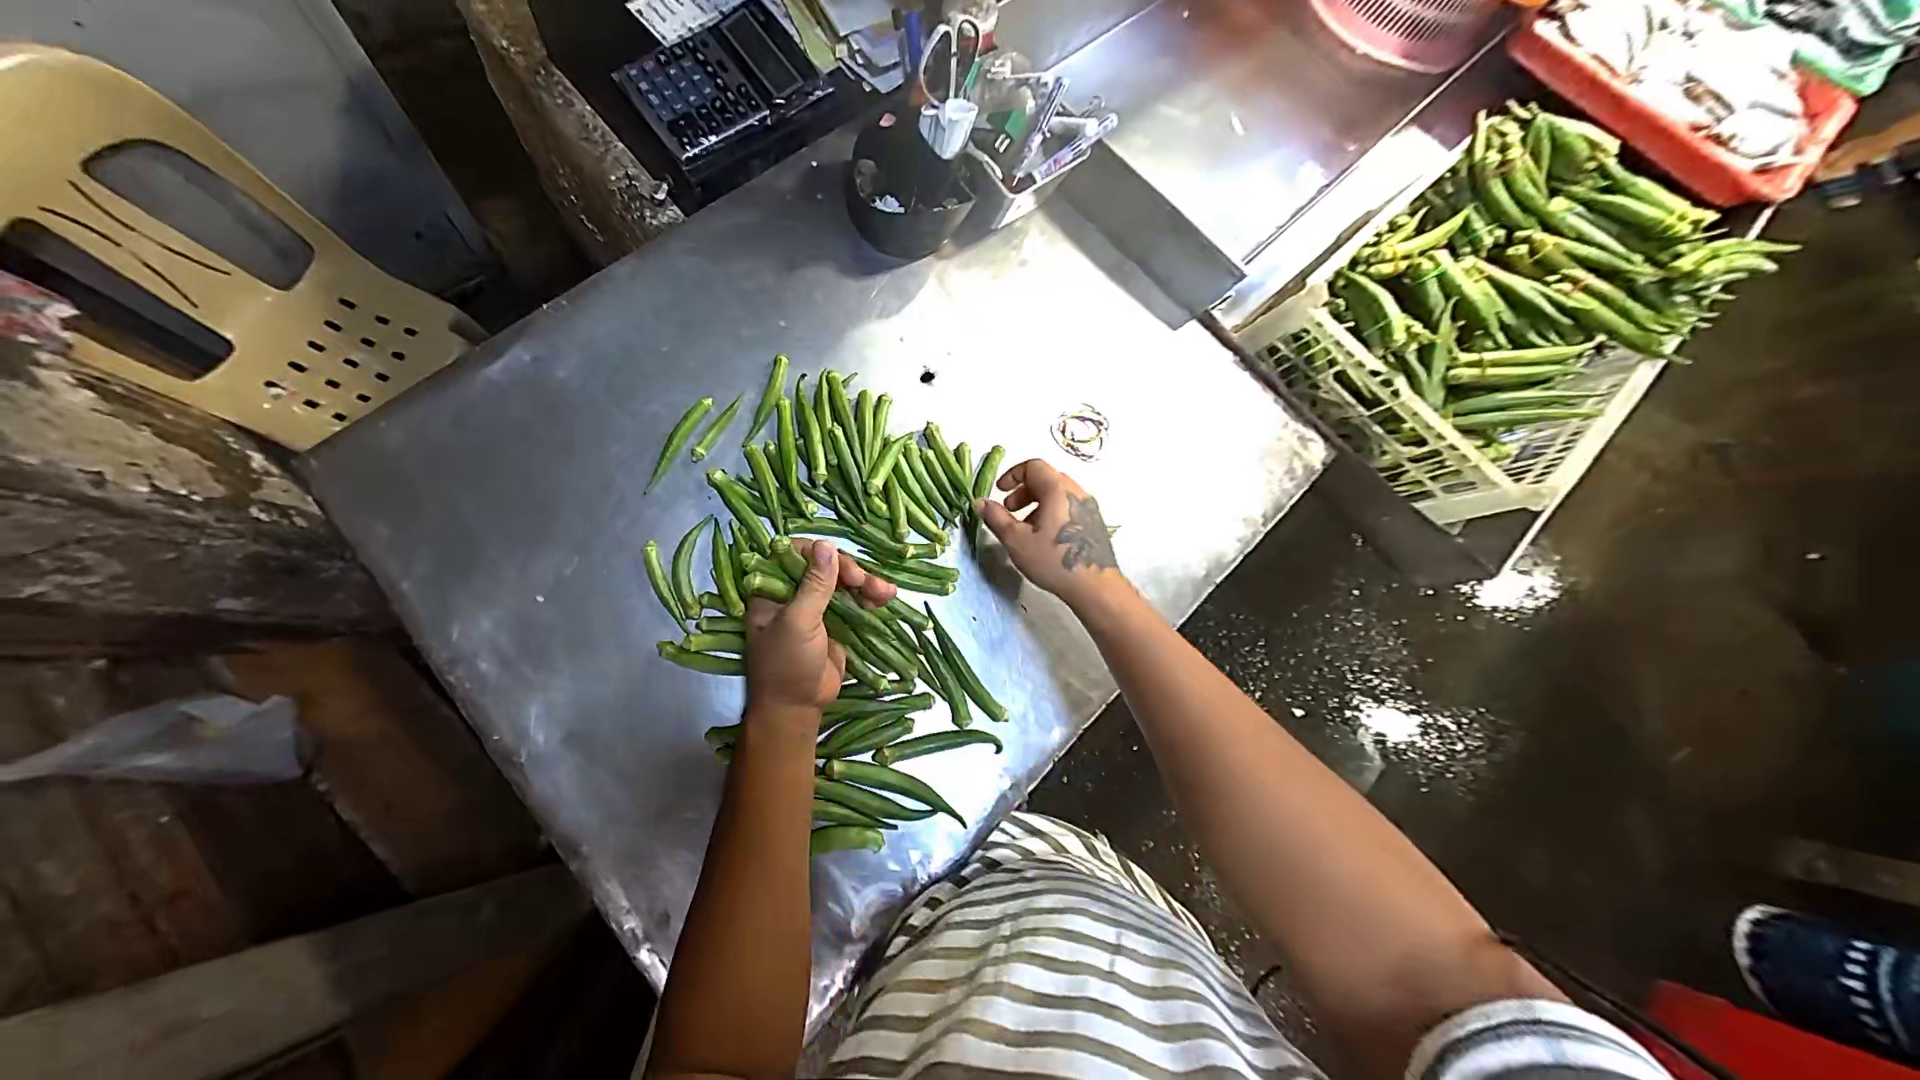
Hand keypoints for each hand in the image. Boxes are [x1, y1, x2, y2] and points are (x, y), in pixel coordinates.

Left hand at [745, 539, 895, 717]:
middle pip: (825, 566)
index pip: (795, 553)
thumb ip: (815, 584)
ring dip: (866, 584)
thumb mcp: (798, 621)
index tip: (840, 564)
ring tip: (885, 593)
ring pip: (844, 583)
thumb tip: (826, 544)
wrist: (797, 707)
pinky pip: (856, 602)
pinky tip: (886, 598)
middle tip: (865, 583)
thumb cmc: (785, 664)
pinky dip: (871, 598)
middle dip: (850, 571)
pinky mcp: (837, 622)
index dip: (820, 553)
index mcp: (772, 588)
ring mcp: (817, 607)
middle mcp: (793, 592)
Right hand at [977, 459, 1130, 611]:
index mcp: (1058, 489)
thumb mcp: (1016, 540)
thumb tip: (980, 502)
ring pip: (1057, 495)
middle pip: (1046, 479)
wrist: (1094, 586)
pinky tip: (1043, 538)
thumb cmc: (1053, 560)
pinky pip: (1068, 508)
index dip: (1012, 475)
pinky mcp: (1094, 524)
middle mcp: (1076, 492)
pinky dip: (1051, 513)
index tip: (1000, 491)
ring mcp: (1089, 508)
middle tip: (1009, 510)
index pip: (1034, 466)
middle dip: (1023, 491)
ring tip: (1024, 528)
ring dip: (1036, 504)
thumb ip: (995, 518)